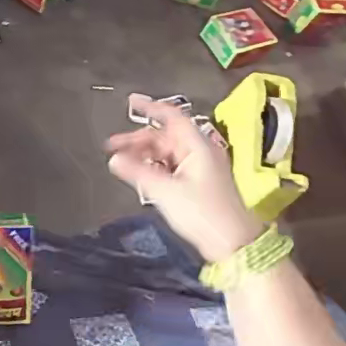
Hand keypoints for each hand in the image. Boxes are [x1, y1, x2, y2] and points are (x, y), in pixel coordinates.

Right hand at [105, 95, 262, 262]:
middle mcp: (199, 151)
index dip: (150, 107)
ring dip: (144, 154)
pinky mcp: (198, 182)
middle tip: (112, 146)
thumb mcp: (166, 191)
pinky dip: (154, 166)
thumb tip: (113, 159)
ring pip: (166, 152)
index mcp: (197, 145)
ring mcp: (199, 166)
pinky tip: (140, 174)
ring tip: (121, 162)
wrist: (232, 243)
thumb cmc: (202, 213)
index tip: (130, 102)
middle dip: (138, 138)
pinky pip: (171, 165)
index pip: (171, 117)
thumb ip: (137, 172)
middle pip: (165, 136)